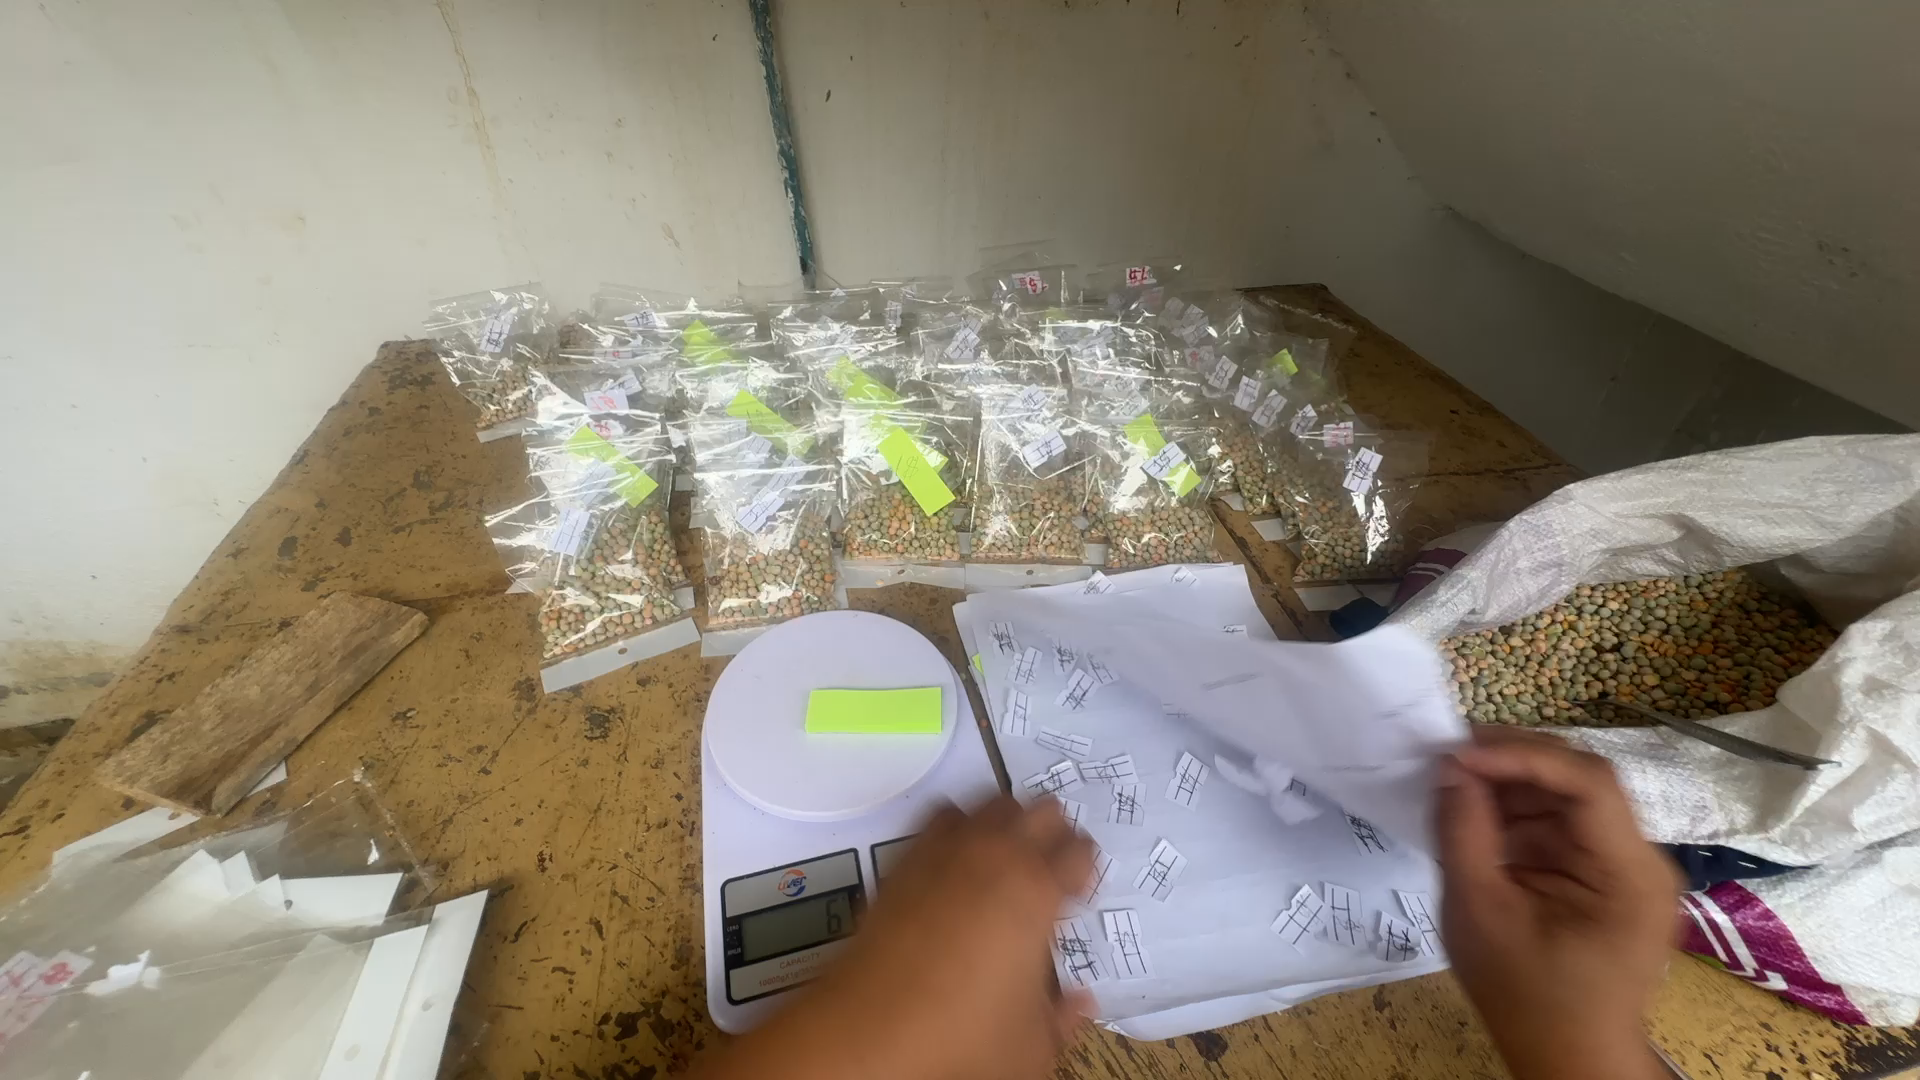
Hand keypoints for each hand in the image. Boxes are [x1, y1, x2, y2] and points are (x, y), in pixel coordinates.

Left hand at [691, 796, 1094, 1079]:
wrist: (867, 1034)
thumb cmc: (962, 1041)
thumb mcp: (1032, 1047)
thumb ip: (1062, 1017)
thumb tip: (1079, 1001)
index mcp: (1036, 890)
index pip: (1080, 851)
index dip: (1087, 868)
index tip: (1082, 888)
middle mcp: (995, 854)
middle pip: (1041, 810)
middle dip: (1054, 832)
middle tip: (1052, 867)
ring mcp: (947, 850)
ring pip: (991, 803)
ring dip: (1007, 821)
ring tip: (1008, 854)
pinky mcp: (906, 858)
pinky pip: (942, 818)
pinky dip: (959, 826)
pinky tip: (958, 858)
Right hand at [1434, 727, 1681, 1079]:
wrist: (1564, 1054)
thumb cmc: (1522, 989)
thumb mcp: (1477, 906)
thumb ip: (1463, 828)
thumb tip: (1449, 765)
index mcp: (1627, 873)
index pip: (1588, 782)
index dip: (1520, 755)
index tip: (1455, 756)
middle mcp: (1637, 858)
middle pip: (1579, 777)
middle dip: (1509, 756)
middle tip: (1446, 755)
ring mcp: (1617, 862)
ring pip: (1562, 789)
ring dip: (1504, 777)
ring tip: (1449, 778)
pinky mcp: (1593, 868)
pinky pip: (1552, 816)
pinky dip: (1507, 803)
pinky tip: (1470, 806)